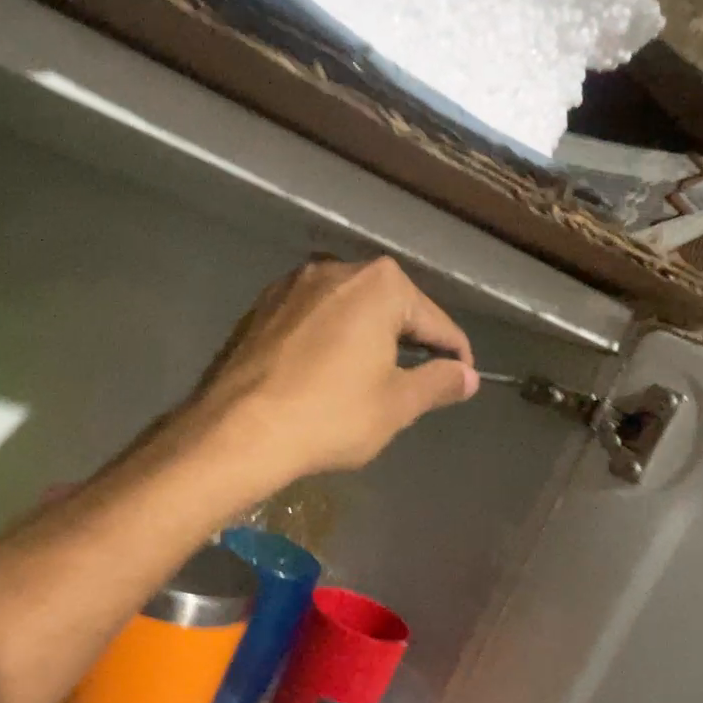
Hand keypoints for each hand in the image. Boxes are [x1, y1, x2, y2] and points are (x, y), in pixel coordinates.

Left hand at [181, 257, 477, 486]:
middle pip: (386, 308)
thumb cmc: (329, 417)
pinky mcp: (256, 312)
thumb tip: (466, 376)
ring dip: (360, 342)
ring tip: (365, 384)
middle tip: (413, 384)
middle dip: (404, 342)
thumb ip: (437, 384)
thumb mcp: (395, 406)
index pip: (433, 320)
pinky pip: (306, 325)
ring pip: (342, 314)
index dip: (454, 354)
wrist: (237, 432)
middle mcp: (333, 270)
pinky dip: (322, 346)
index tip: (464, 378)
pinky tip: (319, 379)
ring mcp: (288, 288)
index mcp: (378, 284)